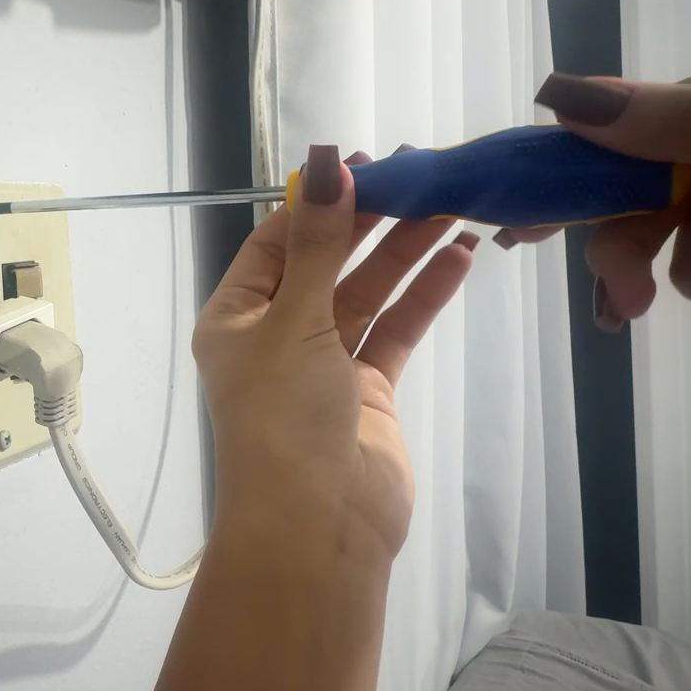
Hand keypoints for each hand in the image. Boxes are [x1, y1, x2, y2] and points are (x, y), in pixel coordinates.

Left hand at [192, 145, 476, 565]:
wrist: (318, 524)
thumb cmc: (285, 414)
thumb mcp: (294, 321)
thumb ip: (318, 246)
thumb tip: (324, 167)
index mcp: (234, 317)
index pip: (274, 244)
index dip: (315, 204)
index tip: (362, 165)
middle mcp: (272, 334)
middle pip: (323, 263)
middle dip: (365, 222)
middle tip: (416, 175)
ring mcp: (320, 361)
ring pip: (363, 293)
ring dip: (402, 252)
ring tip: (450, 204)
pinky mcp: (365, 388)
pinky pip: (393, 330)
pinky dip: (422, 296)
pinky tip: (457, 255)